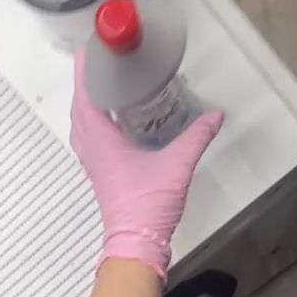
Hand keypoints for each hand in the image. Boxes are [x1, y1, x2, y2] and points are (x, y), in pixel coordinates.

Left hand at [70, 48, 224, 280]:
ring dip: (89, 108)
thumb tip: (216, 115)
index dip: (85, 73)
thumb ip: (196, 137)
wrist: (137, 244)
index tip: (88, 51)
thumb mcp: (177, 165)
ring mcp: (95, 167)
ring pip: (83, 129)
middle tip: (100, 67)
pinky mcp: (102, 178)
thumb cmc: (148, 204)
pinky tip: (114, 125)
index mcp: (101, 141)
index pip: (85, 98)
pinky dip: (96, 127)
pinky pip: (92, 144)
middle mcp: (92, 152)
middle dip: (87, 86)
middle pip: (80, 111)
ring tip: (105, 91)